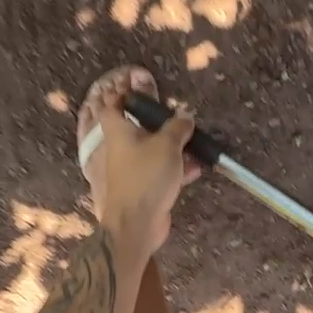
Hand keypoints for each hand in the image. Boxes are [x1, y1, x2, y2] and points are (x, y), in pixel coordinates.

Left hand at [88, 83, 195, 260]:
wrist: (137, 223)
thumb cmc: (146, 176)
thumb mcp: (167, 144)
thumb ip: (178, 127)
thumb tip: (185, 116)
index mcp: (119, 132)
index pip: (113, 106)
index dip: (124, 96)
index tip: (140, 90)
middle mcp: (123, 149)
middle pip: (139, 129)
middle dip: (159, 124)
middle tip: (179, 118)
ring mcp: (134, 170)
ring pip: (155, 152)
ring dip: (175, 148)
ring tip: (196, 144)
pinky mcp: (146, 189)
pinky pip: (163, 172)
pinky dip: (179, 169)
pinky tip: (198, 167)